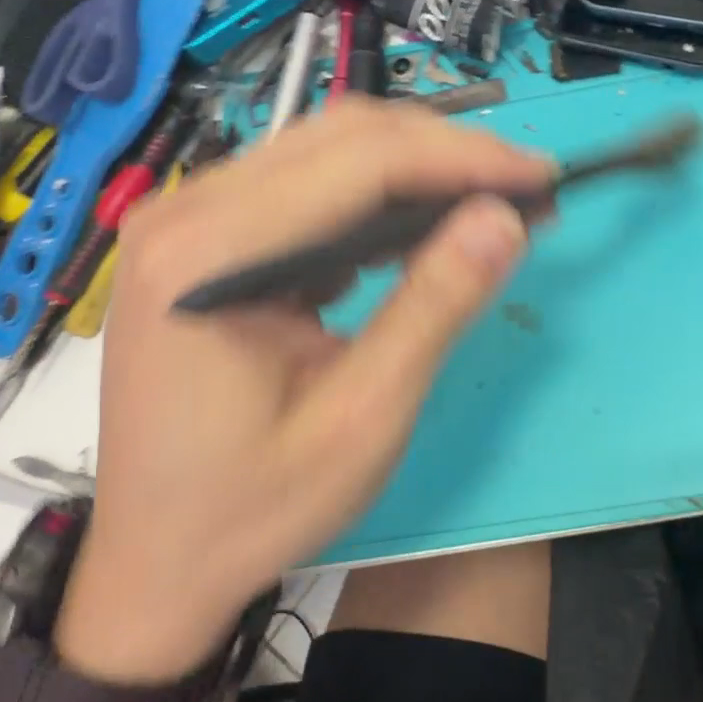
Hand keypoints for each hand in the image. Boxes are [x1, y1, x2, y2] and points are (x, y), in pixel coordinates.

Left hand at [55, 100, 552, 680]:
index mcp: (212, 252)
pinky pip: (304, 192)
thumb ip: (434, 307)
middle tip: (528, 192)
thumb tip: (505, 219)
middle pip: (342, 138)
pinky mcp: (203, 244)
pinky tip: (419, 240)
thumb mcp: (364, 416)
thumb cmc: (256, 506)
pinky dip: (374, 203)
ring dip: (416, 173)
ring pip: (325, 154)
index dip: (466, 159)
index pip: (363, 162)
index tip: (545, 178)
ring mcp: (187, 223)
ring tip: (489, 211)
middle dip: (448, 155)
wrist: (158, 563)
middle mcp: (187, 212)